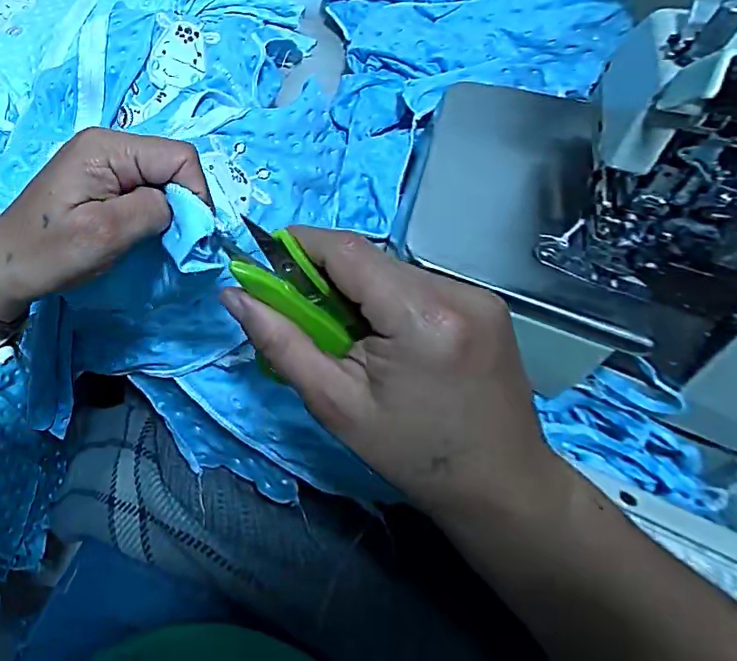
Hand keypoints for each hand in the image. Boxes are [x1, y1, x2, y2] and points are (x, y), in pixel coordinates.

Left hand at [0, 128, 208, 322]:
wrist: (0, 269)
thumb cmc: (47, 252)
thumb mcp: (104, 233)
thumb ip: (153, 210)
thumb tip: (186, 206)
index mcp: (107, 146)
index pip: (179, 155)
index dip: (194, 193)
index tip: (188, 234)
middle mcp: (107, 143)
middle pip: (170, 164)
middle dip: (180, 202)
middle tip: (169, 242)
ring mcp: (102, 160)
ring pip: (160, 177)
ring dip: (165, 209)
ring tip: (150, 239)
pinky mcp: (99, 178)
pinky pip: (142, 187)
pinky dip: (149, 211)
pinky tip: (136, 232)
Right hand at [220, 226, 567, 513]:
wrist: (504, 490)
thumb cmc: (412, 454)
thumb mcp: (334, 403)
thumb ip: (280, 341)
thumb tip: (232, 293)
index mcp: (420, 317)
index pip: (346, 249)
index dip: (298, 245)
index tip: (266, 264)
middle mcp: (455, 291)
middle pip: (366, 257)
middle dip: (324, 273)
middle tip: (302, 312)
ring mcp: (476, 293)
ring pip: (388, 267)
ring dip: (355, 286)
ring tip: (349, 334)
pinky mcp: (484, 301)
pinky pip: (414, 280)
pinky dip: (385, 295)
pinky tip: (385, 336)